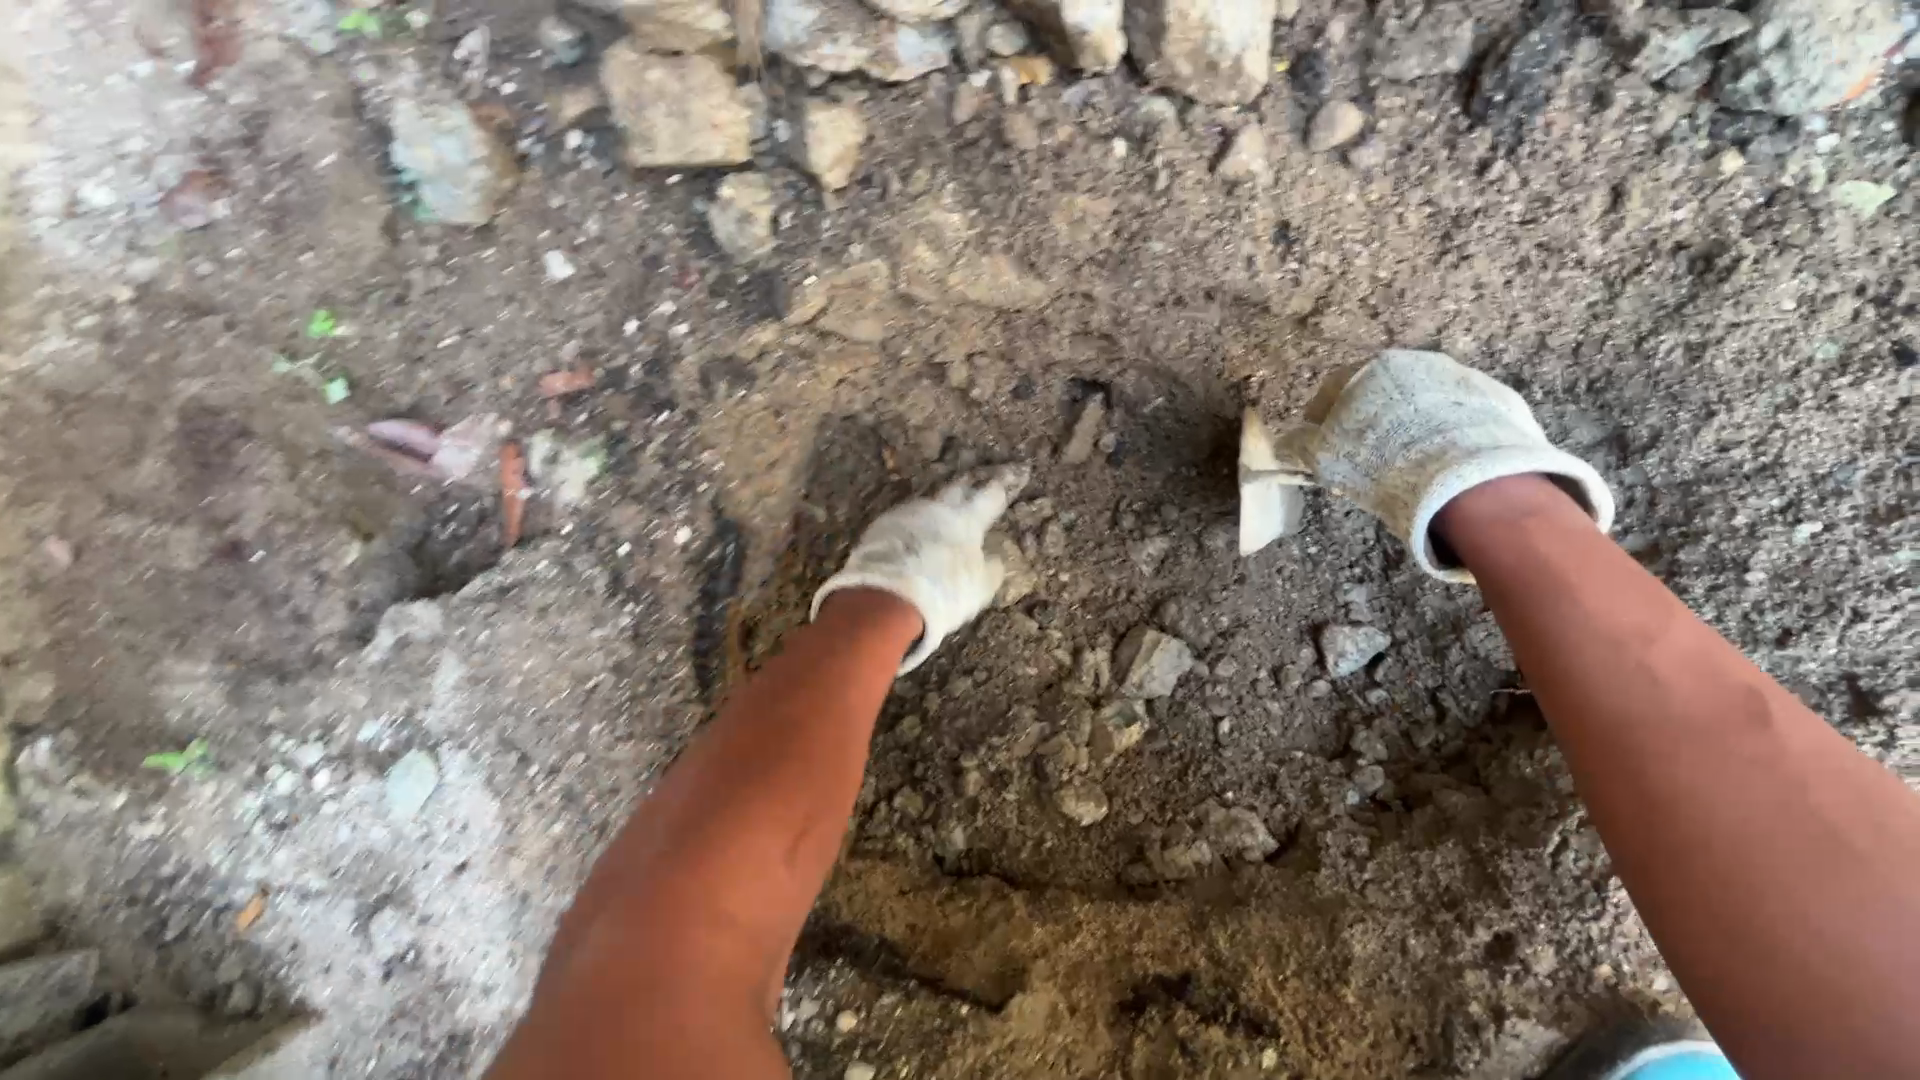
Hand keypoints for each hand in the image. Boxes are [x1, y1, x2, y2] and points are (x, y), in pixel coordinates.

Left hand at [811, 463, 1030, 673]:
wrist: (888, 598)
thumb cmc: (944, 592)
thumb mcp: (979, 588)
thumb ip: (989, 569)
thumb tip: (992, 559)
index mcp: (967, 520)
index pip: (989, 498)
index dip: (1000, 488)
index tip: (1008, 478)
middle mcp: (937, 509)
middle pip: (954, 491)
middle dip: (965, 490)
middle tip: (971, 489)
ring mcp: (905, 514)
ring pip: (925, 506)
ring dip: (933, 512)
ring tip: (937, 520)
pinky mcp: (879, 527)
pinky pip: (901, 522)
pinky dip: (909, 529)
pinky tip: (908, 541)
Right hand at [1246, 349, 1613, 580]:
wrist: (1466, 477)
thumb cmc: (1380, 462)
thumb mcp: (1325, 460)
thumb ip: (1299, 448)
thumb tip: (1284, 445)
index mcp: (1368, 370)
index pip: (1331, 390)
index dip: (1322, 422)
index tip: (1324, 449)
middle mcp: (1414, 362)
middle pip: (1380, 392)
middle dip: (1370, 420)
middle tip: (1366, 457)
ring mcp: (1460, 377)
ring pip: (1422, 402)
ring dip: (1410, 425)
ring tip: (1408, 462)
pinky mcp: (1496, 398)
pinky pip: (1459, 416)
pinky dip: (1447, 433)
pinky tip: (1444, 464)